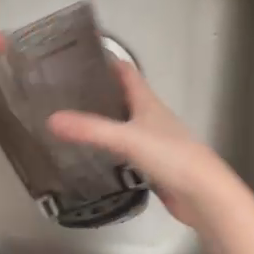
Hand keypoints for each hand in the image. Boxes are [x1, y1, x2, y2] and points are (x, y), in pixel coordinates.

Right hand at [48, 62, 240, 227]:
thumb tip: (51, 119)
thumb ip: (90, 129)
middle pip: (124, 97)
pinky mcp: (154, 165)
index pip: (127, 72)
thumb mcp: (126, 139)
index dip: (108, 62)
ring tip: (74, 121)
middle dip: (99, 92)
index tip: (81, 58)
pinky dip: (111, 149)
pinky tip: (94, 155)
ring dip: (105, 121)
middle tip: (68, 92)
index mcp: (148, 102)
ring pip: (125, 124)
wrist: (203, 195)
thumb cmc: (170, 156)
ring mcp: (155, 141)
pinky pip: (127, 151)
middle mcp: (152, 117)